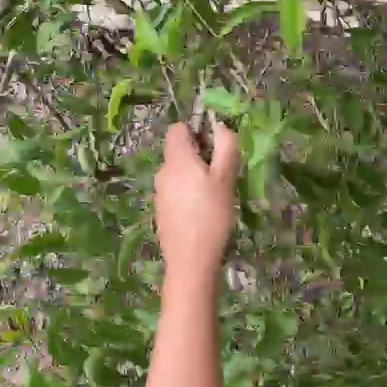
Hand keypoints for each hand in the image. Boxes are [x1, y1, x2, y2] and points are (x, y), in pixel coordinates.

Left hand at [153, 122, 241, 290]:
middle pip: (178, 150)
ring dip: (195, 175)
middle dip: (200, 155)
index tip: (215, 147)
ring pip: (178, 172)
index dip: (197, 131)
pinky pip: (175, 191)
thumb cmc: (212, 215)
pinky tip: (203, 213)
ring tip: (215, 195)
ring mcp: (159, 193)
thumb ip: (226, 146)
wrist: (190, 261)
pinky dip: (188, 193)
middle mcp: (163, 172)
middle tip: (221, 173)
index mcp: (176, 159)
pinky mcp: (161, 211)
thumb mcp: (226, 178)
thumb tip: (221, 125)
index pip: (178, 128)